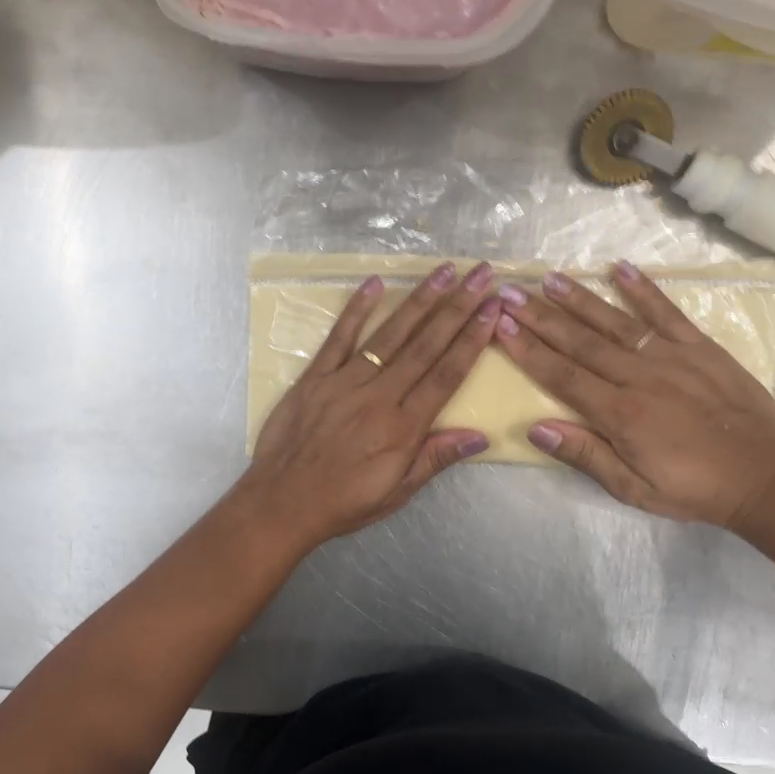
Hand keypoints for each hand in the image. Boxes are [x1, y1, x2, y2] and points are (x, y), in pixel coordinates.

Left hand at [232, 260, 509, 550]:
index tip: (493, 310)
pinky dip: (356, 310)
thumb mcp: (396, 492)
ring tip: (444, 270)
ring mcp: (344, 383)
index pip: (446, 375)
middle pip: (425, 346)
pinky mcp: (314, 379)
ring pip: (389, 335)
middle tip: (480, 274)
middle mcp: (379, 398)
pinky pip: (338, 338)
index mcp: (403, 428)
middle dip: (457, 308)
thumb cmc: (343, 503)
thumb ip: (434, 459)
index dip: (472, 340)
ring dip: (419, 300)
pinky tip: (375, 283)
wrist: (282, 503)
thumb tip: (479, 436)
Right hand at [494, 261, 774, 526]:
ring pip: (617, 322)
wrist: (763, 475)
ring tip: (551, 279)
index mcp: (620, 415)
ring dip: (581, 299)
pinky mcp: (701, 348)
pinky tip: (620, 268)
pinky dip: (644, 290)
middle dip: (542, 318)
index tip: (501, 326)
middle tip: (511, 294)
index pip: (561, 376)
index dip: (528, 350)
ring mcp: (673, 358)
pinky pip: (667, 313)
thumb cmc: (691, 489)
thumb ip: (585, 455)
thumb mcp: (631, 488)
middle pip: (581, 342)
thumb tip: (536, 429)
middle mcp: (641, 378)